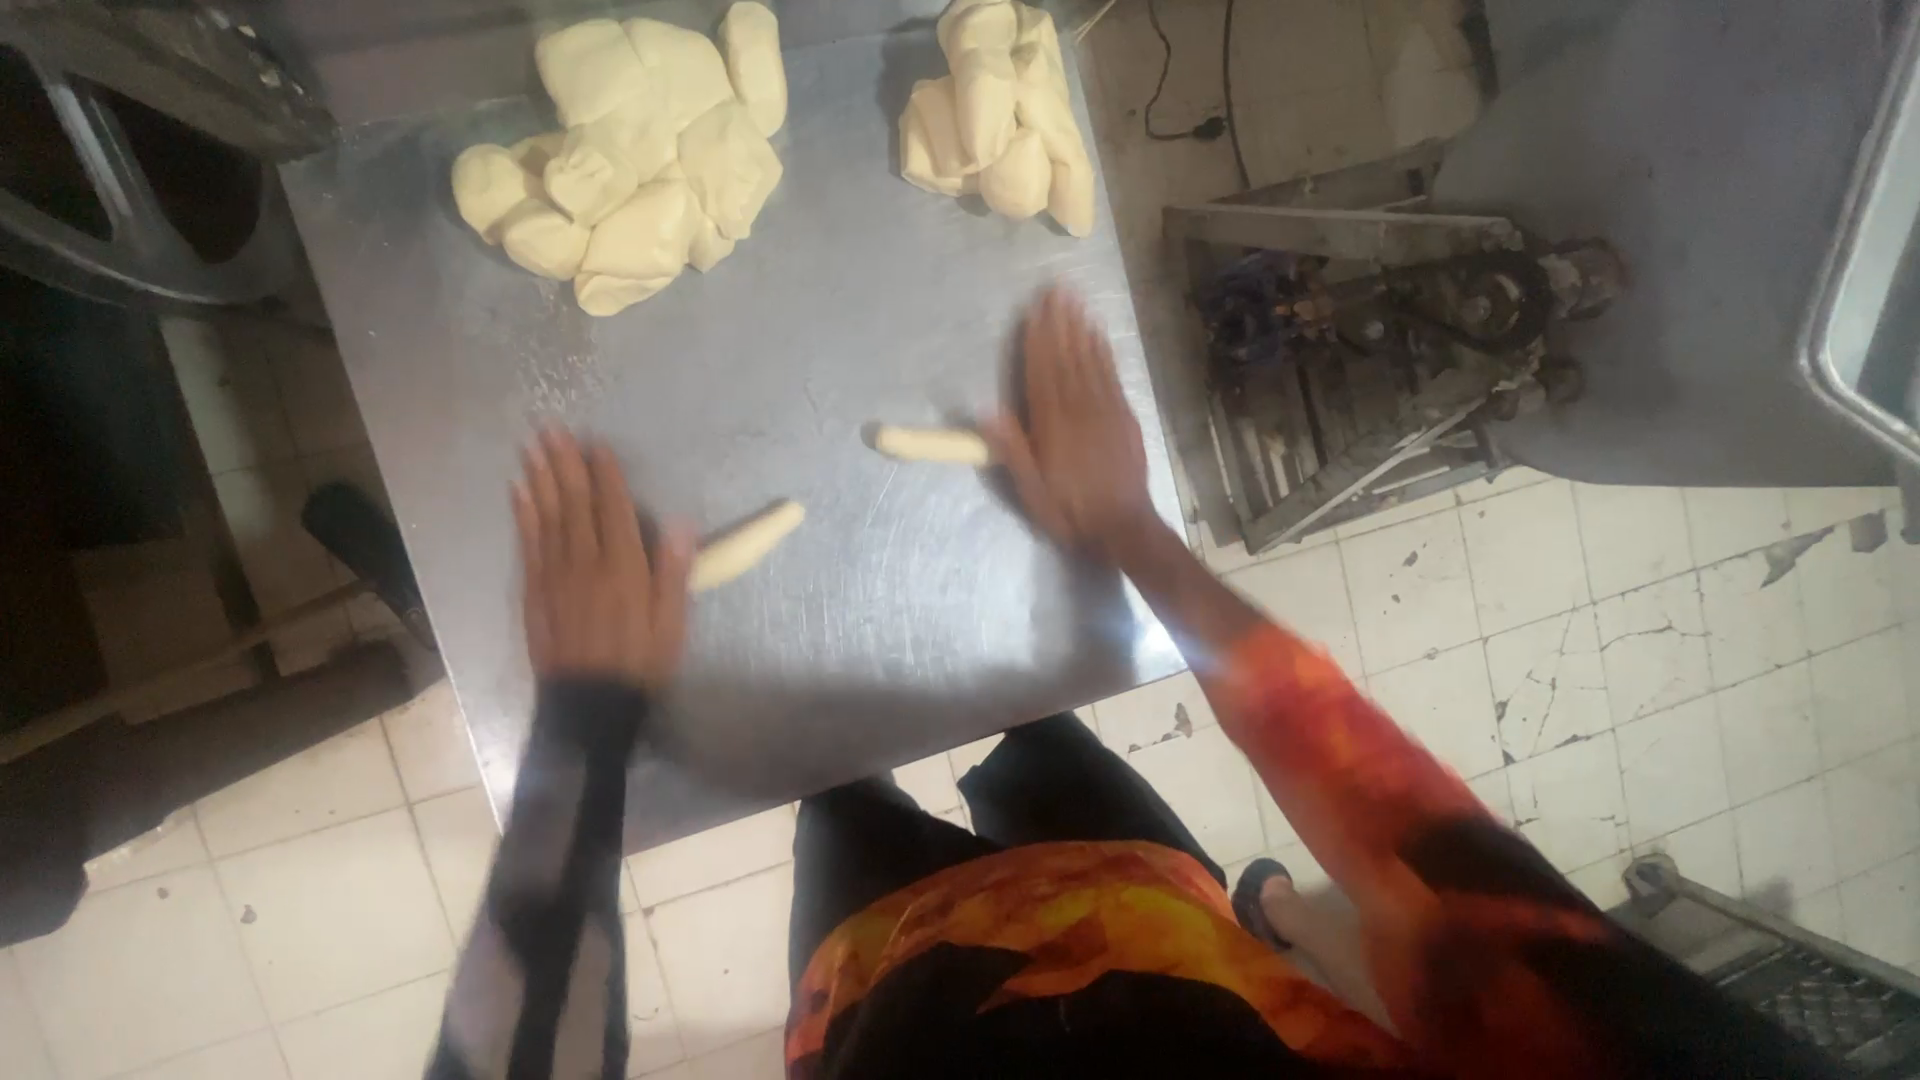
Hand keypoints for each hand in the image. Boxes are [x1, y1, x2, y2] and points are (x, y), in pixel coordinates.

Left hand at [512, 429, 693, 688]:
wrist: (588, 703)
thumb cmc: (640, 662)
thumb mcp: (672, 623)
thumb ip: (673, 572)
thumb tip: (679, 523)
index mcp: (624, 568)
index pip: (613, 510)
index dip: (606, 476)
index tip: (597, 445)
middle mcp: (585, 563)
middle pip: (575, 504)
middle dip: (565, 464)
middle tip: (551, 429)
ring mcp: (555, 575)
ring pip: (547, 516)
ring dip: (540, 479)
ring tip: (532, 447)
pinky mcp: (535, 590)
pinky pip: (528, 542)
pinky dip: (524, 513)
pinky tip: (519, 491)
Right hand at [981, 286, 1157, 562]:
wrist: (1123, 526)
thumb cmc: (1070, 511)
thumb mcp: (1031, 490)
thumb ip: (1012, 448)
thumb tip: (987, 410)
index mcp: (1052, 424)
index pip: (1041, 372)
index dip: (1037, 338)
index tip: (1033, 309)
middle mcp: (1079, 409)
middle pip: (1066, 357)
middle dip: (1060, 322)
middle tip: (1056, 288)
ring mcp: (1106, 410)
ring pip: (1091, 360)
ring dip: (1082, 328)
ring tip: (1076, 299)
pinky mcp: (1125, 417)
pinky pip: (1112, 375)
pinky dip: (1104, 351)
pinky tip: (1100, 335)